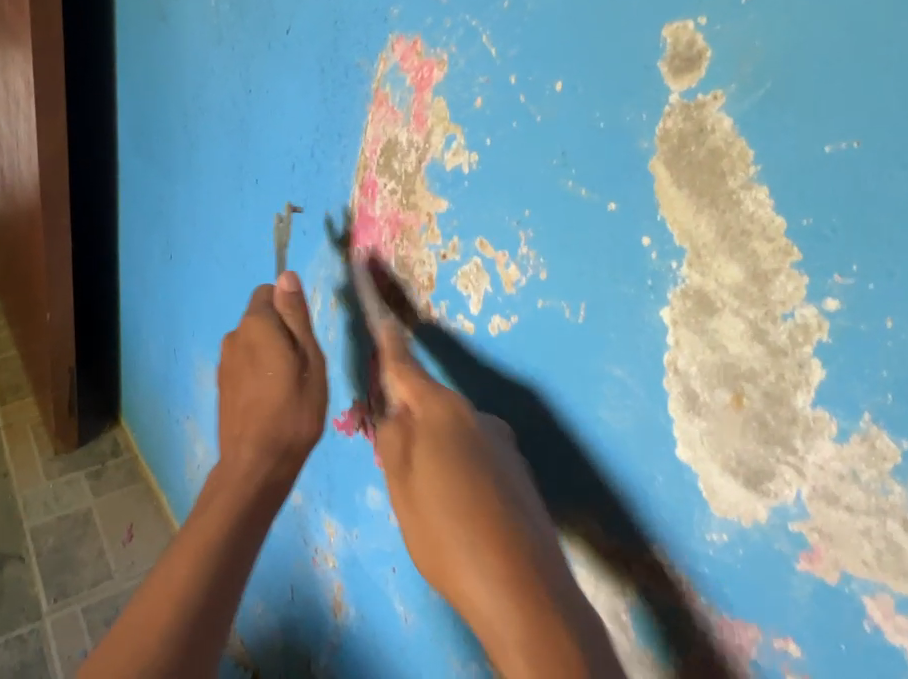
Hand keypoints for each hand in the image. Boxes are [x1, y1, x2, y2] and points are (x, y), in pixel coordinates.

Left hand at [217, 271, 327, 488]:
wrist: (256, 463)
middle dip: (281, 332)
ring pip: (253, 342)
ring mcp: (224, 361)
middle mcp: (233, 335)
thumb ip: (296, 316)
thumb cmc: (294, 410)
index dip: (290, 309)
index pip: (269, 292)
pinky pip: (245, 364)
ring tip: (289, 387)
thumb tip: (285, 274)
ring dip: (270, 354)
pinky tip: (271, 400)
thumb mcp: (309, 359)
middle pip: (261, 318)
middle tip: (303, 366)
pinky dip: (258, 373)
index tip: (305, 338)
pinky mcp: (221, 384)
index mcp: (255, 323)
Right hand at [355, 258, 621, 677]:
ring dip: (434, 449)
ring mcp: (501, 443)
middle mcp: (475, 415)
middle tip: (391, 457)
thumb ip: (392, 438)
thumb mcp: (399, 485)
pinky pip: (475, 456)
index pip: (405, 367)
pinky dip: (459, 470)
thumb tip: (394, 409)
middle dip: (408, 416)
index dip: (390, 345)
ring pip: (452, 434)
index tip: (384, 319)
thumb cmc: (445, 532)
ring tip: (425, 499)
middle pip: (429, 403)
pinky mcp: (518, 473)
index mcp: (440, 411)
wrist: (523, 589)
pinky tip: (457, 510)